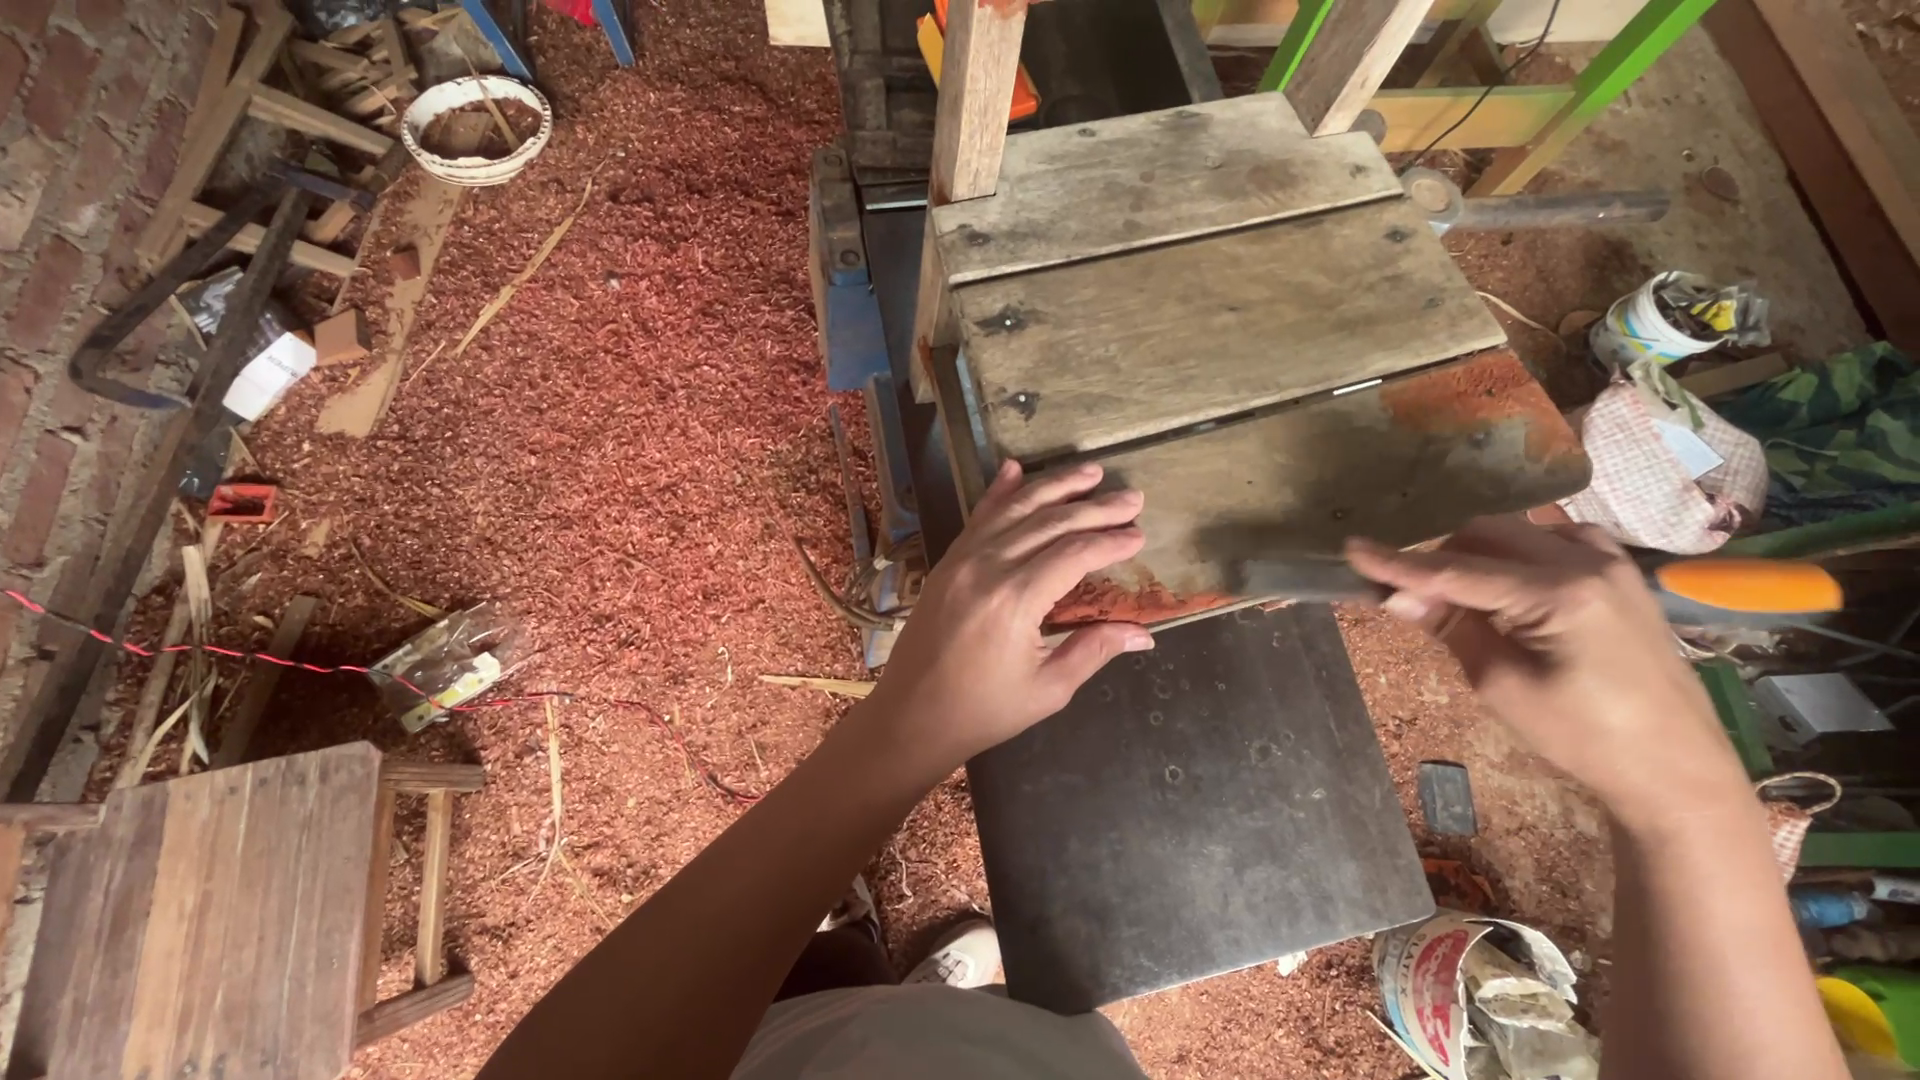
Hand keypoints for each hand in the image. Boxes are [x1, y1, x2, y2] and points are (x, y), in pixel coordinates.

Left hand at [862, 459, 1152, 774]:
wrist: (911, 715)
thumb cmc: (982, 711)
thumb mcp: (1047, 689)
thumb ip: (1093, 650)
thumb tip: (1144, 635)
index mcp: (1015, 600)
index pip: (1074, 553)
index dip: (1110, 542)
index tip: (1139, 535)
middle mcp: (987, 568)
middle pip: (1050, 523)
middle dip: (1095, 508)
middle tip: (1133, 498)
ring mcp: (962, 560)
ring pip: (1014, 510)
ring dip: (1054, 486)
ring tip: (1090, 472)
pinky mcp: (946, 563)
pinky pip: (977, 518)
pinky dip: (999, 492)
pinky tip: (1015, 469)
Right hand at [1345, 517, 1751, 830]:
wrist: (1674, 766)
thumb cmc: (1583, 736)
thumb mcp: (1501, 686)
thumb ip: (1452, 628)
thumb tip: (1398, 595)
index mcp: (1557, 593)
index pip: (1456, 570)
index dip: (1398, 562)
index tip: (1352, 549)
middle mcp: (1586, 562)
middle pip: (1486, 536)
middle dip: (1437, 557)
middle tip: (1405, 592)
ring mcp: (1610, 563)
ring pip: (1518, 533)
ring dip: (1475, 552)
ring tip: (1452, 591)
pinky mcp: (1620, 575)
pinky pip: (1555, 540)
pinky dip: (1517, 552)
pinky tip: (1505, 579)